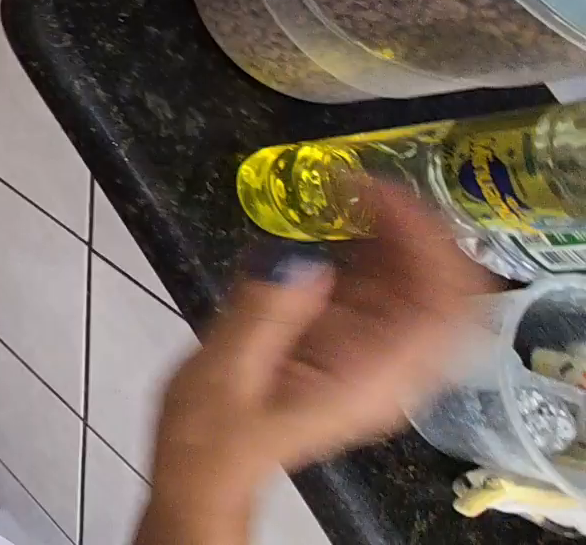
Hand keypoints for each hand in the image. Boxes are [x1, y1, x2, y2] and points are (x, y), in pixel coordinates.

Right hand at [139, 180, 489, 541]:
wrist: (205, 464)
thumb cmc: (211, 426)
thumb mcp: (227, 368)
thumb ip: (263, 313)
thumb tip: (296, 257)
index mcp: (371, 377)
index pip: (438, 307)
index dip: (423, 243)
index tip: (374, 191)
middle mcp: (387, 366)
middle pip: (438, 294)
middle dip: (411, 231)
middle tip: (354, 180)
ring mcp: (367, 357)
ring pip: (410, 290)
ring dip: (387, 237)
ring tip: (340, 190)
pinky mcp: (340, 347)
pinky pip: (373, 296)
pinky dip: (359, 255)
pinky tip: (327, 227)